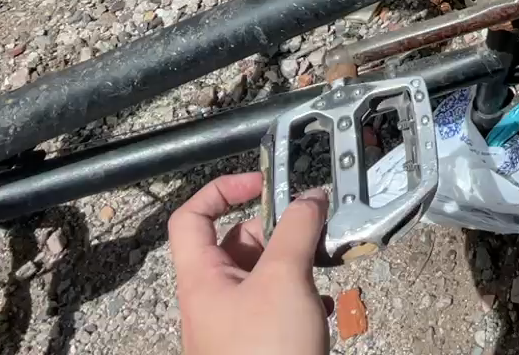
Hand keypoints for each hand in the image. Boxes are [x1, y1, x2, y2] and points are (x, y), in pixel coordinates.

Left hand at [169, 173, 329, 354]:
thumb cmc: (267, 352)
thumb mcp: (284, 278)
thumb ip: (297, 228)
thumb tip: (311, 196)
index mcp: (202, 280)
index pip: (190, 218)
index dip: (222, 190)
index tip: (264, 181)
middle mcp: (214, 298)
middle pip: (238, 240)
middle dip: (279, 227)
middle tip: (314, 225)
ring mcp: (236, 323)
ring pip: (265, 270)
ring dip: (297, 260)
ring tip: (326, 265)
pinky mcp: (260, 343)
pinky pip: (279, 301)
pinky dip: (304, 294)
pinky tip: (327, 307)